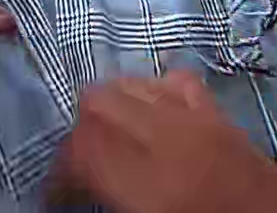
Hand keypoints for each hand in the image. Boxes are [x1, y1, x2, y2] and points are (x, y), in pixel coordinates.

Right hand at [56, 71, 276, 212]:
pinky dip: (154, 91)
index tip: (56, 190)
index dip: (61, 168)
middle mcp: (166, 137)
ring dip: (111, 106)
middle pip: (96, 100)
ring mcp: (195, 119)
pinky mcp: (220, 117)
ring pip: (127, 83)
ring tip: (114, 141)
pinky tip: (156, 118)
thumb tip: (84, 182)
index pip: (81, 148)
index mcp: (149, 182)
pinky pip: (172, 81)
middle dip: (80, 130)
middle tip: (83, 166)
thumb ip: (115, 196)